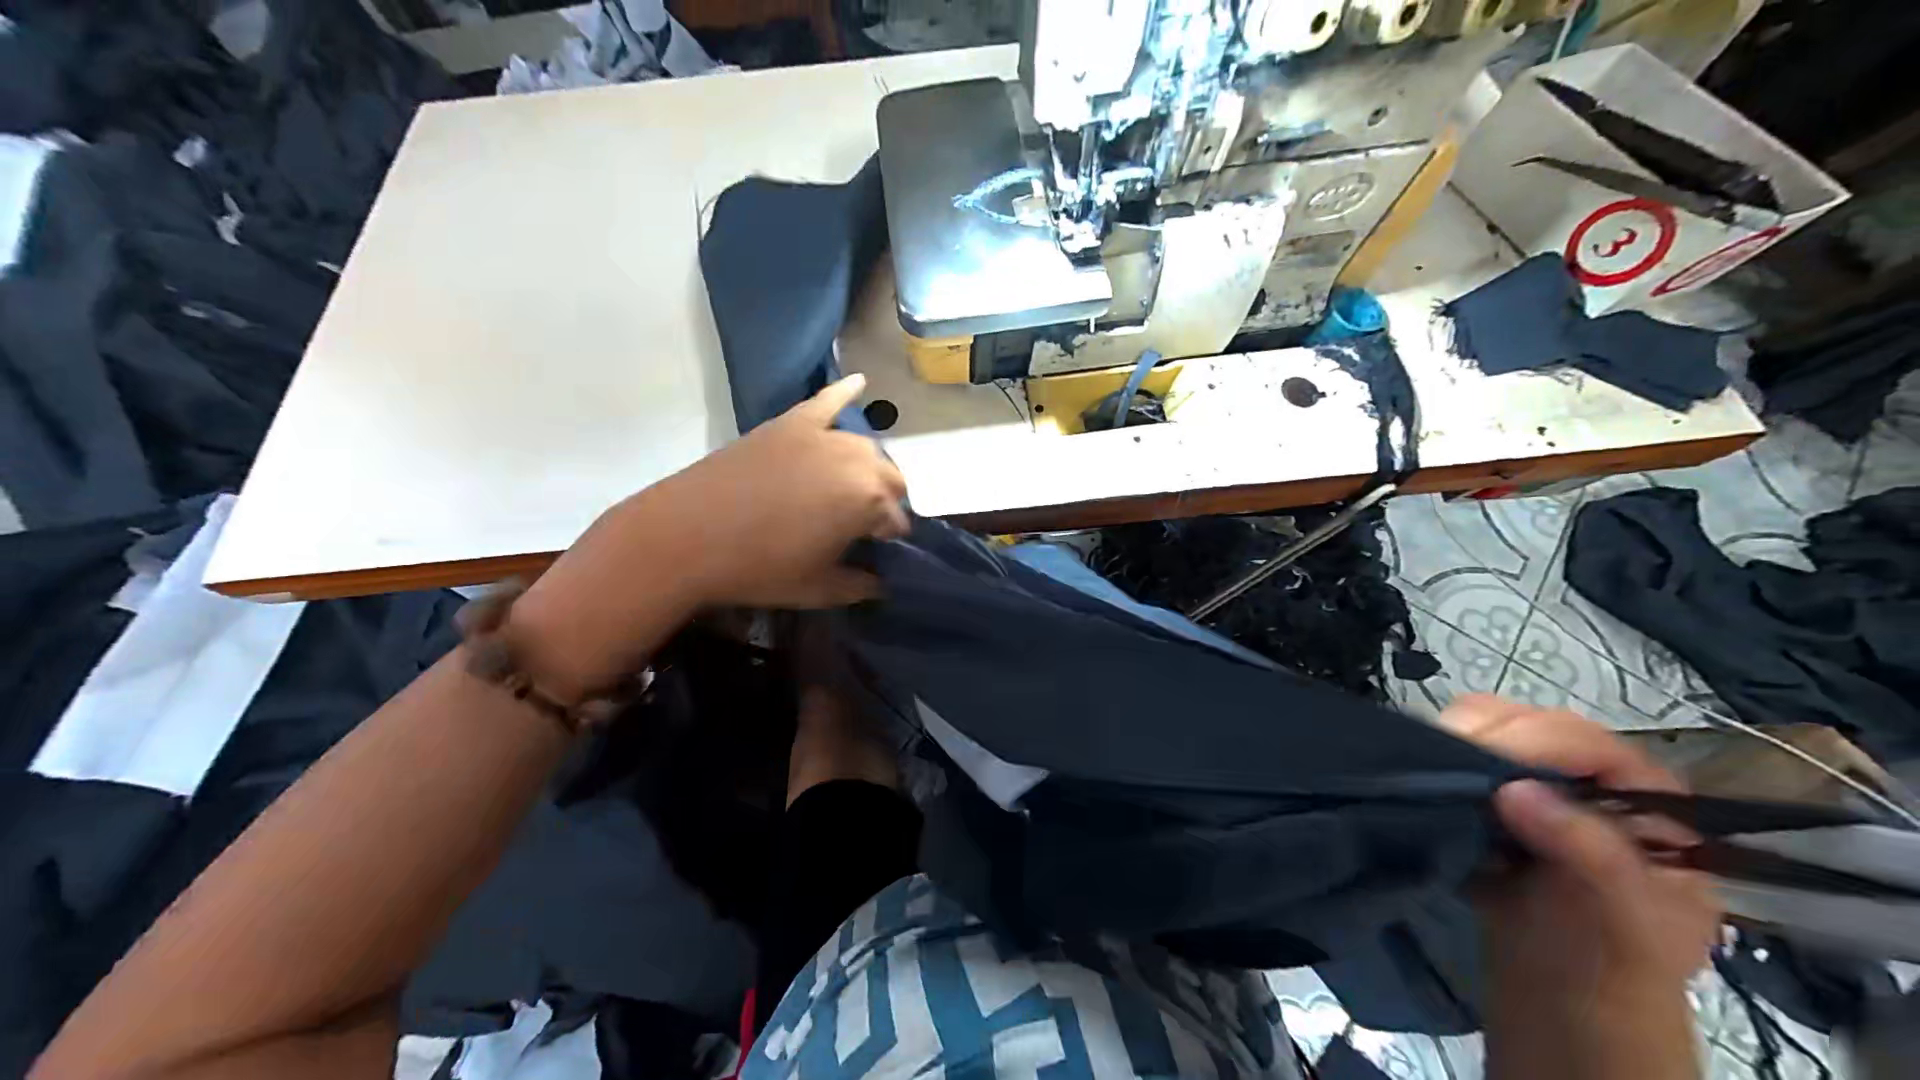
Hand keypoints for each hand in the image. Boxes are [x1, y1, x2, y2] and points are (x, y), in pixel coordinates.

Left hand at [514, 375, 908, 696]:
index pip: (898, 520)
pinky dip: (844, 393)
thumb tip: (881, 581)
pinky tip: (861, 382)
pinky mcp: (790, 424)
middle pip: (889, 478)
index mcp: (869, 501)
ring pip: (865, 448)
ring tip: (847, 489)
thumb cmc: (759, 569)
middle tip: (857, 525)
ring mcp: (822, 436)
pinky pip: (826, 401)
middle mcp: (856, 460)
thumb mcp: (819, 589)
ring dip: (866, 467)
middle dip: (883, 502)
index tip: (874, 552)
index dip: (889, 539)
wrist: (685, 536)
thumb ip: (861, 585)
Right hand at [1440, 695, 1719, 1079]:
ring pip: (1482, 728)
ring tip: (1435, 779)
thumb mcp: (1628, 922)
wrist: (1560, 992)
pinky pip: (1451, 751)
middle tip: (1443, 763)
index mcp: (1640, 795)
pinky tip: (1432, 788)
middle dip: (1481, 734)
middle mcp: (1585, 773)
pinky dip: (1433, 758)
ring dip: (1452, 744)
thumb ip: (1589, 854)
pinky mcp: (1483, 788)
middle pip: (1526, 721)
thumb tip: (1515, 790)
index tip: (1479, 755)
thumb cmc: (1611, 959)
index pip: (1584, 741)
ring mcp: (1530, 778)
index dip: (1533, 740)